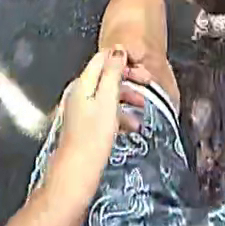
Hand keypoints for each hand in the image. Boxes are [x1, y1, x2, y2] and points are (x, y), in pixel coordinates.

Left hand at [41, 50, 150, 205]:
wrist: (75, 176)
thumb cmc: (93, 138)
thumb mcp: (107, 102)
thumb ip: (112, 74)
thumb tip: (118, 49)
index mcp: (83, 82)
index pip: (103, 58)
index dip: (123, 59)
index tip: (143, 68)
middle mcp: (80, 92)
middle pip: (106, 76)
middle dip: (128, 79)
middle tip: (149, 86)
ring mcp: (81, 109)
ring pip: (107, 95)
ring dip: (126, 98)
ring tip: (144, 109)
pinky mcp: (85, 126)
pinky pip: (105, 112)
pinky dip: (119, 115)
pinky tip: (133, 127)